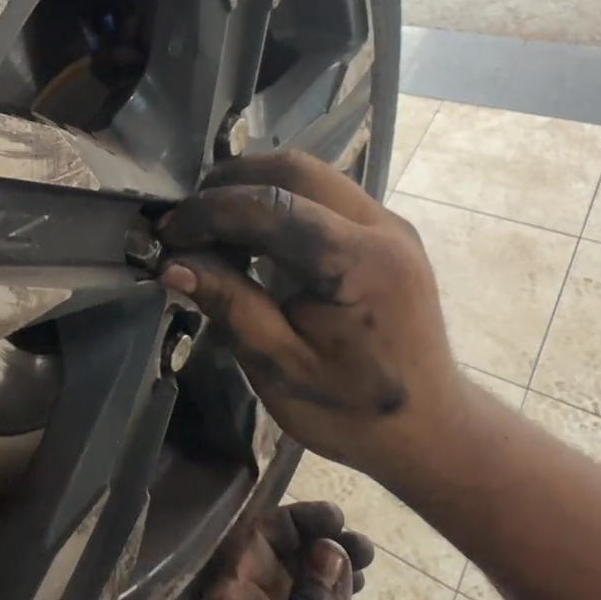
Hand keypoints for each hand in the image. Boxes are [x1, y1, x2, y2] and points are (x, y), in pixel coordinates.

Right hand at [157, 151, 464, 475]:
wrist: (431, 430)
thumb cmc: (354, 411)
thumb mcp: (282, 368)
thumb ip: (231, 306)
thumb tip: (173, 263)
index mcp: (361, 264)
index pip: (273, 208)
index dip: (211, 213)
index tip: (169, 234)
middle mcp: (382, 227)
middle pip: (293, 169)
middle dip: (229, 184)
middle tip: (187, 220)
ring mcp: (388, 222)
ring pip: (308, 172)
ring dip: (252, 186)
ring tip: (212, 225)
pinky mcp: (384, 229)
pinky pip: (323, 191)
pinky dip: (278, 199)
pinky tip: (251, 234)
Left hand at [191, 501, 372, 599]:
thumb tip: (332, 548)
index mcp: (227, 598)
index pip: (257, 535)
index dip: (299, 519)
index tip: (340, 516)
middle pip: (281, 564)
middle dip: (324, 550)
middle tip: (366, 551)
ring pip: (294, 597)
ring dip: (332, 585)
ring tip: (366, 580)